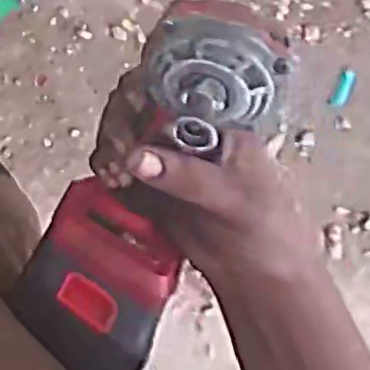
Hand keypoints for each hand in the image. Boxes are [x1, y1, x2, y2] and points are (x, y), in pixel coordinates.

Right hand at [89, 71, 316, 291]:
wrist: (258, 280)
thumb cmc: (266, 233)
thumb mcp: (233, 200)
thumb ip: (186, 176)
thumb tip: (135, 157)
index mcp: (212, 123)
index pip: (167, 89)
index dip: (142, 95)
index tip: (132, 120)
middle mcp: (181, 130)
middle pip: (132, 105)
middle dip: (119, 127)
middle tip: (121, 158)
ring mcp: (160, 153)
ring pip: (117, 130)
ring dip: (108, 149)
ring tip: (116, 176)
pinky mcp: (142, 177)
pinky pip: (110, 160)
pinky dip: (103, 168)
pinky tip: (112, 183)